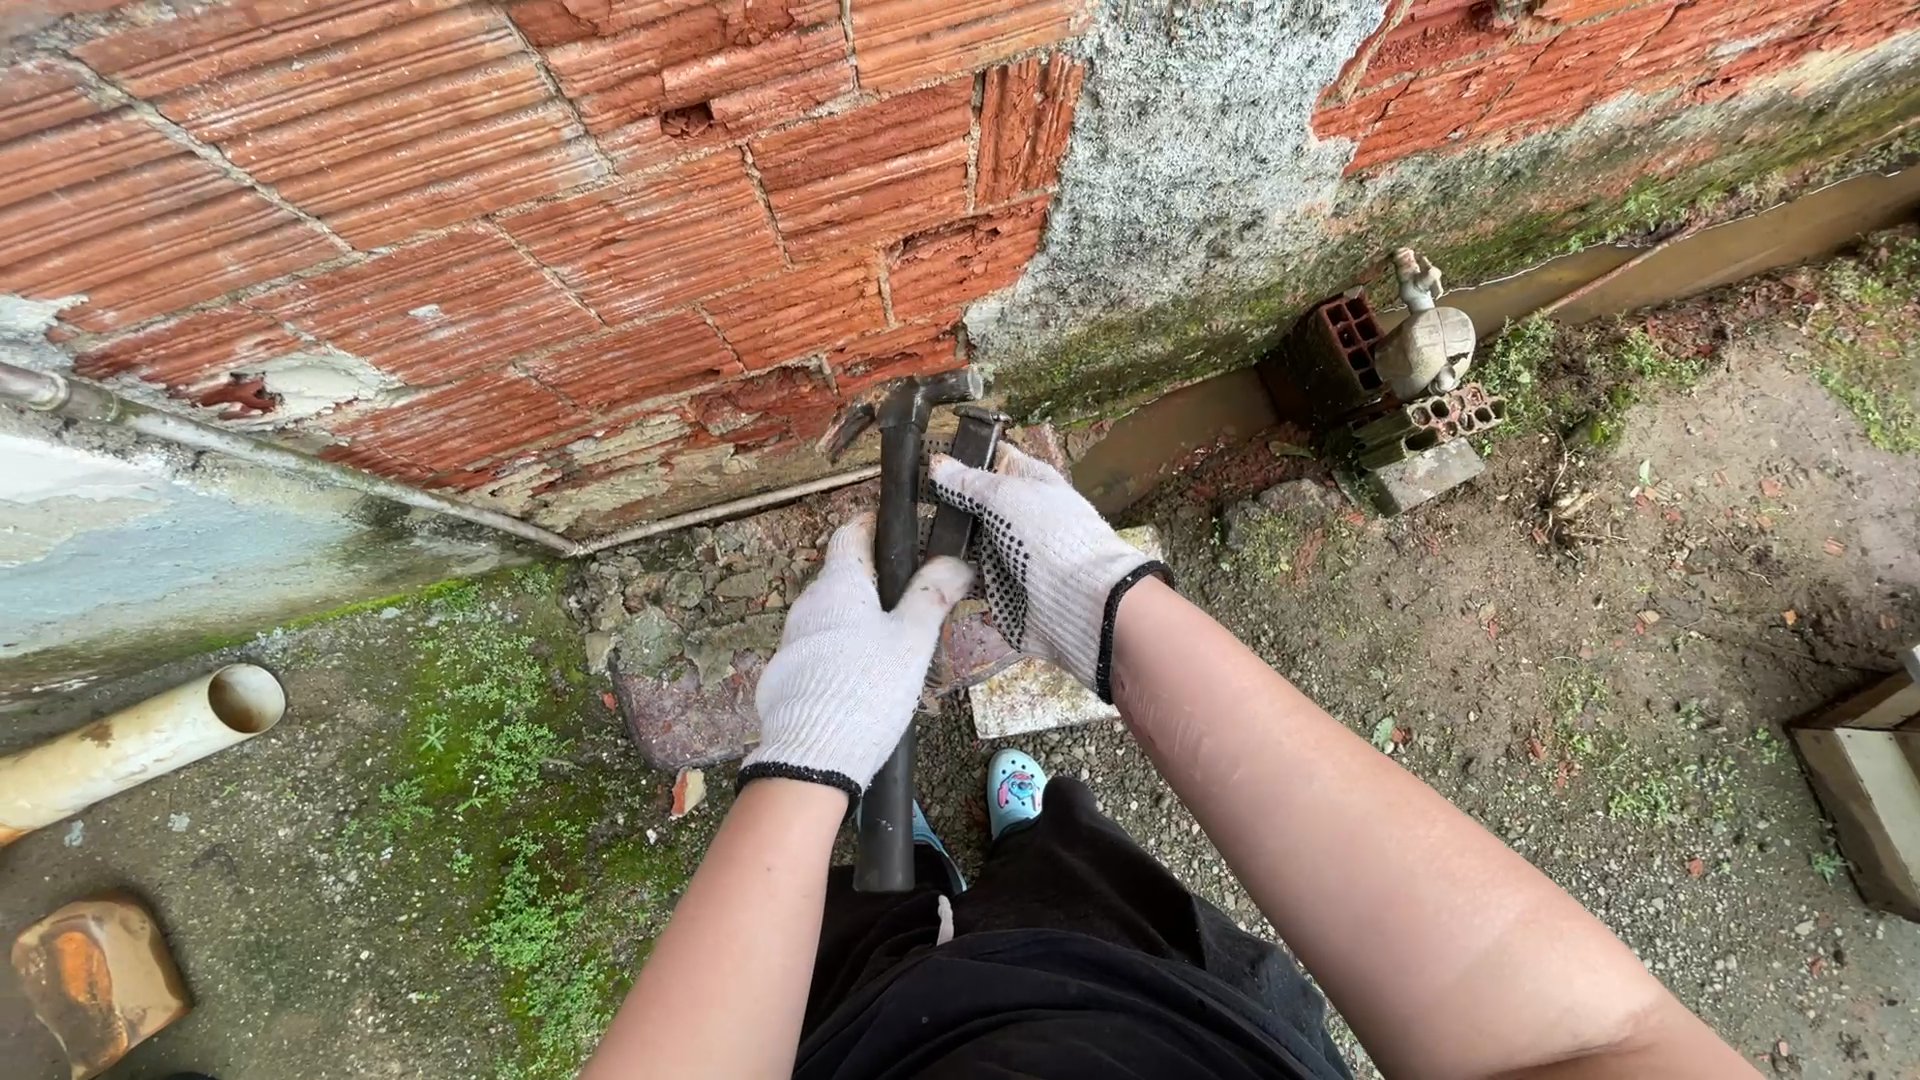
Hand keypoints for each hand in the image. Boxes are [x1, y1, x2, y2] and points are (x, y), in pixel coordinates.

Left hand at [740, 513, 972, 797]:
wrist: (813, 756)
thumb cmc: (867, 687)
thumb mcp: (911, 640)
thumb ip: (932, 596)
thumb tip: (955, 561)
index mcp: (838, 585)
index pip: (849, 533)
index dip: (872, 524)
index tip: (894, 529)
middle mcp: (808, 604)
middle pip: (843, 576)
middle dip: (874, 581)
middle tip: (910, 600)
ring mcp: (792, 639)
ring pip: (832, 614)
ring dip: (859, 618)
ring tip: (892, 646)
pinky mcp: (786, 672)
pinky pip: (819, 647)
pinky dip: (842, 649)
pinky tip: (863, 678)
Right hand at [930, 443, 1166, 701]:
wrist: (1080, 601)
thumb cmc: (1049, 533)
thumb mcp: (1007, 496)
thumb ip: (969, 483)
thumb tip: (936, 463)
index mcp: (1029, 481)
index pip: (991, 460)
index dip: (960, 457)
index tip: (922, 458)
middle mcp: (1016, 514)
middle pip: (970, 503)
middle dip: (940, 502)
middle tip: (905, 498)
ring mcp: (1006, 552)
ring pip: (964, 541)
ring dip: (939, 540)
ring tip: (902, 533)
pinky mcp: (997, 587)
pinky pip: (965, 577)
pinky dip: (945, 575)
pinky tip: (919, 568)